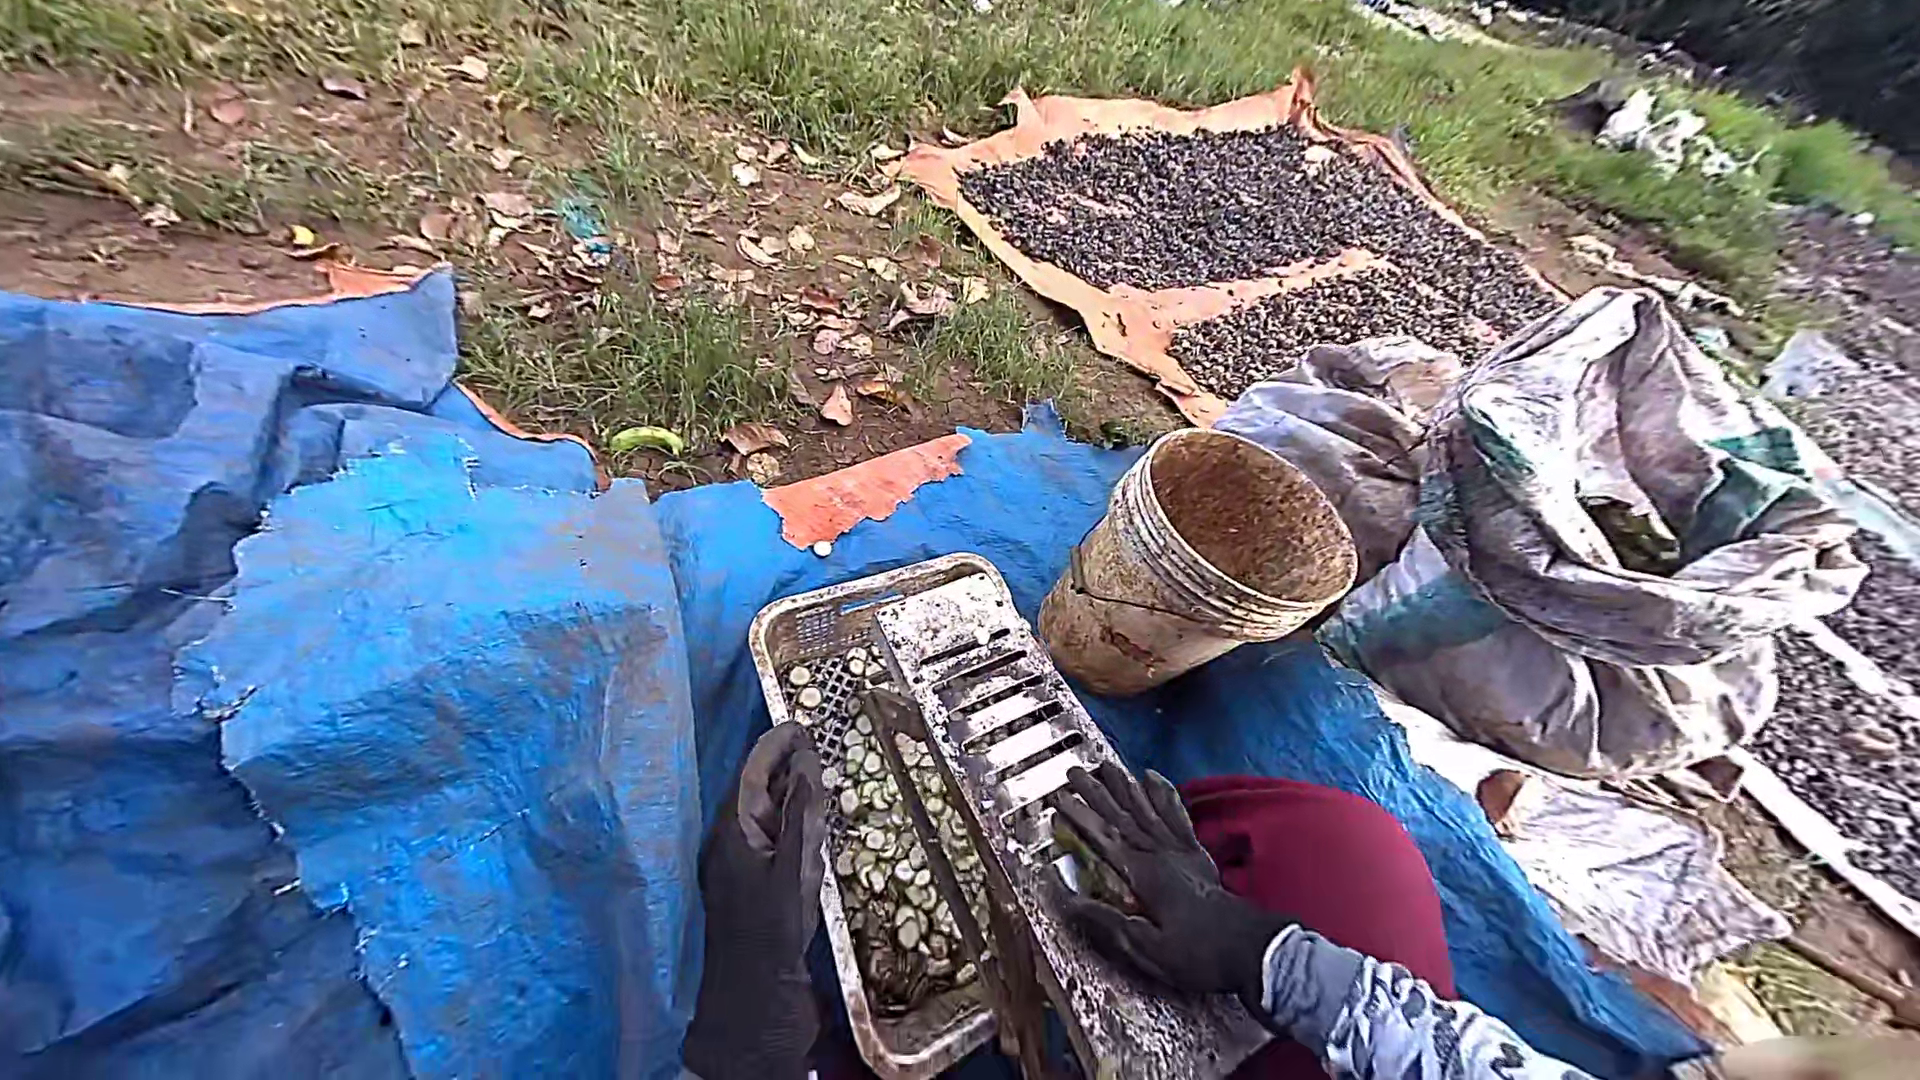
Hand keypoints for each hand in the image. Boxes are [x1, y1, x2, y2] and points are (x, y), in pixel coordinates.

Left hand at [682, 724, 826, 1079]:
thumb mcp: (795, 865)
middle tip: (814, 744)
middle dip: (783, 762)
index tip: (799, 724)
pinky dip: (786, 814)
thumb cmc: (773, 927)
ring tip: (815, 770)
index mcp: (734, 828)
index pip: (753, 771)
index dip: (776, 744)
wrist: (752, 993)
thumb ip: (801, 811)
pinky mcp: (745, 872)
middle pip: (756, 786)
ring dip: (786, 788)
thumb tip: (806, 762)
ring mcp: (735, 856)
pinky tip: (806, 815)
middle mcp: (729, 836)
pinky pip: (766, 829)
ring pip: (762, 808)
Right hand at [1049, 762, 1290, 1006]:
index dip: (1079, 817)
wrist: (1251, 949)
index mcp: (1142, 873)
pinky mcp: (1193, 850)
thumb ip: (1109, 920)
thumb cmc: (1197, 953)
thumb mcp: (1148, 949)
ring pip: (1143, 807)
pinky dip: (1162, 792)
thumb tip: (1070, 898)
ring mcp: (1176, 847)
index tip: (1059, 799)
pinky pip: (1175, 813)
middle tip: (1073, 770)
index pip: (1103, 837)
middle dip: (1094, 792)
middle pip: (1119, 815)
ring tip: (1105, 764)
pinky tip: (1151, 776)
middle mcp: (1157, 852)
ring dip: (1122, 785)